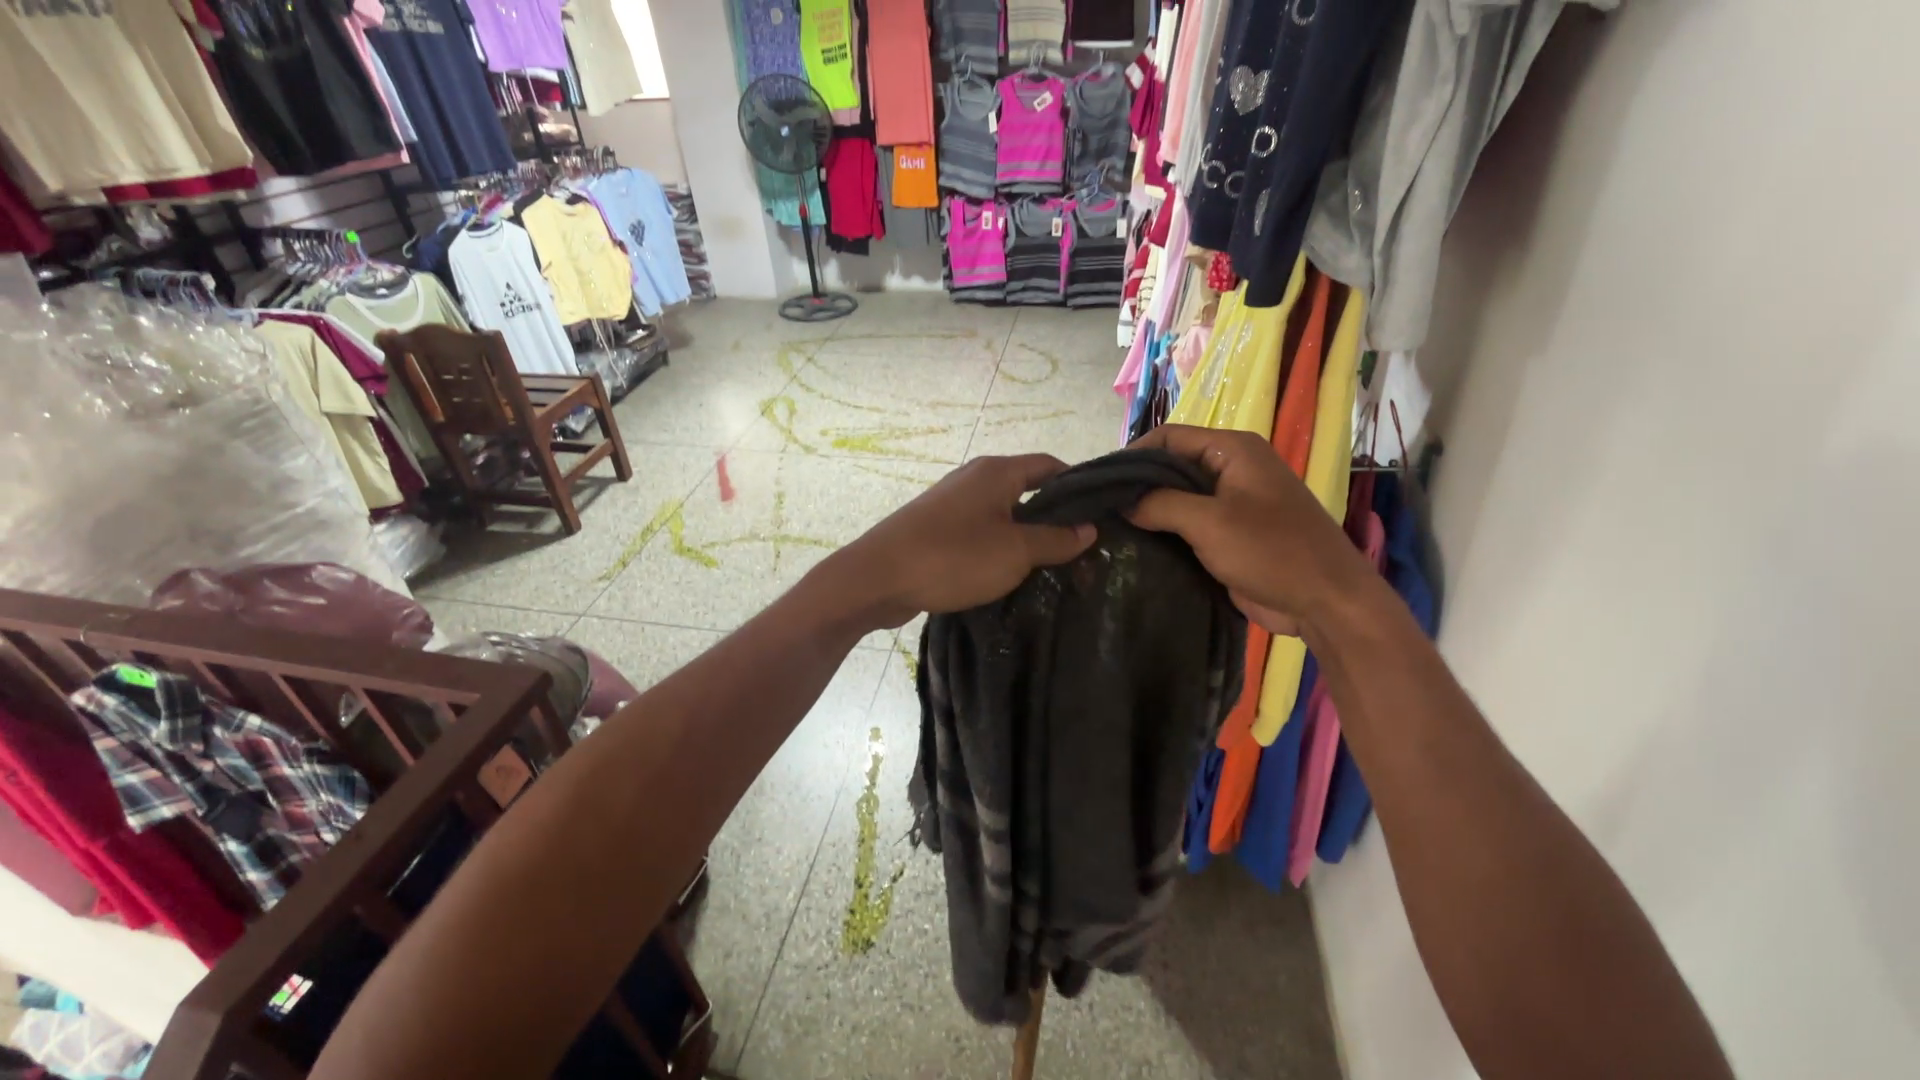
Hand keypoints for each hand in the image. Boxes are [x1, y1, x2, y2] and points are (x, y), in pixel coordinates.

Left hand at [830, 454, 1097, 628]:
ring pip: (1001, 512)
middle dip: (1053, 514)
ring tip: (1049, 563)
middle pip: (1026, 488)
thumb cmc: (953, 557)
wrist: (878, 578)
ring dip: (1024, 533)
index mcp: (997, 472)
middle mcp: (974, 477)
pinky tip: (1007, 572)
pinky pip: (979, 530)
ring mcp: (951, 502)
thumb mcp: (1015, 552)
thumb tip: (1089, 529)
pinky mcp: (935, 527)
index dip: (1077, 485)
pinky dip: (998, 545)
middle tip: (1080, 545)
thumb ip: (1055, 540)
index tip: (1100, 512)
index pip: (1050, 465)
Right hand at [1125, 425, 1376, 636]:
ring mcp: (1234, 503)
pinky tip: (1139, 548)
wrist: (1325, 600)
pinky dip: (1168, 533)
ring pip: (1180, 498)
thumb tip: (1123, 502)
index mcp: (1233, 450)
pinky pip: (1191, 525)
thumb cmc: (1271, 551)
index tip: (1101, 483)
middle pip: (1173, 466)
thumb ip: (1160, 504)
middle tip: (1102, 509)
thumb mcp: (1209, 522)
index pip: (1169, 437)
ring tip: (1112, 529)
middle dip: (1139, 486)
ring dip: (1151, 512)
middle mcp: (1233, 468)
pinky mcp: (1232, 534)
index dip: (1133, 455)